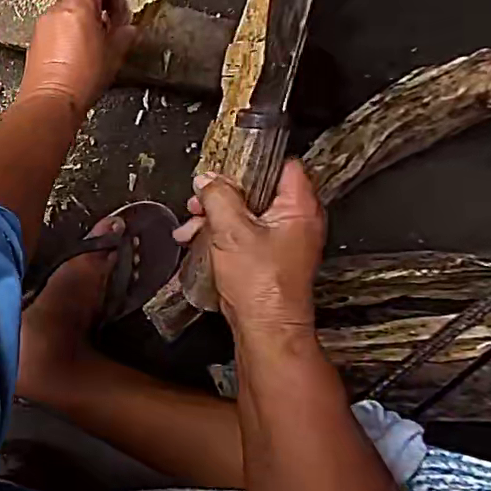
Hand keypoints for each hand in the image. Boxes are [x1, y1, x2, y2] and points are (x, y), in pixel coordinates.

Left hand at [19, 0, 136, 111]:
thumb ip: (124, 33)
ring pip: (68, 11)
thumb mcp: (114, 54)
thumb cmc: (80, 80)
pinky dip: (69, 31)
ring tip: (99, 37)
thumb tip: (128, 29)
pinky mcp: (36, 42)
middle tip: (115, 17)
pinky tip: (79, 50)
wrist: (49, 103)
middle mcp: (57, 11)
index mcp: (78, 6)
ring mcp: (43, 26)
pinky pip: (56, 27)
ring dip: (84, 17)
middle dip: (101, 0)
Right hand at [172, 158, 325, 333]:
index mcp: (299, 208)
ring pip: (245, 212)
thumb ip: (218, 197)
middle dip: (222, 194)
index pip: (283, 166)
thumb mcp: (231, 231)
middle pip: (257, 190)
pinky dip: (219, 234)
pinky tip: (197, 241)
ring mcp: (283, 239)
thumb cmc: (262, 287)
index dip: (252, 163)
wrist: (265, 327)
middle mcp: (296, 221)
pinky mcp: (268, 256)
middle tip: (200, 199)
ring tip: (192, 226)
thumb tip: (207, 180)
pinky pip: (242, 233)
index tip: (225, 167)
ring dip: (215, 216)